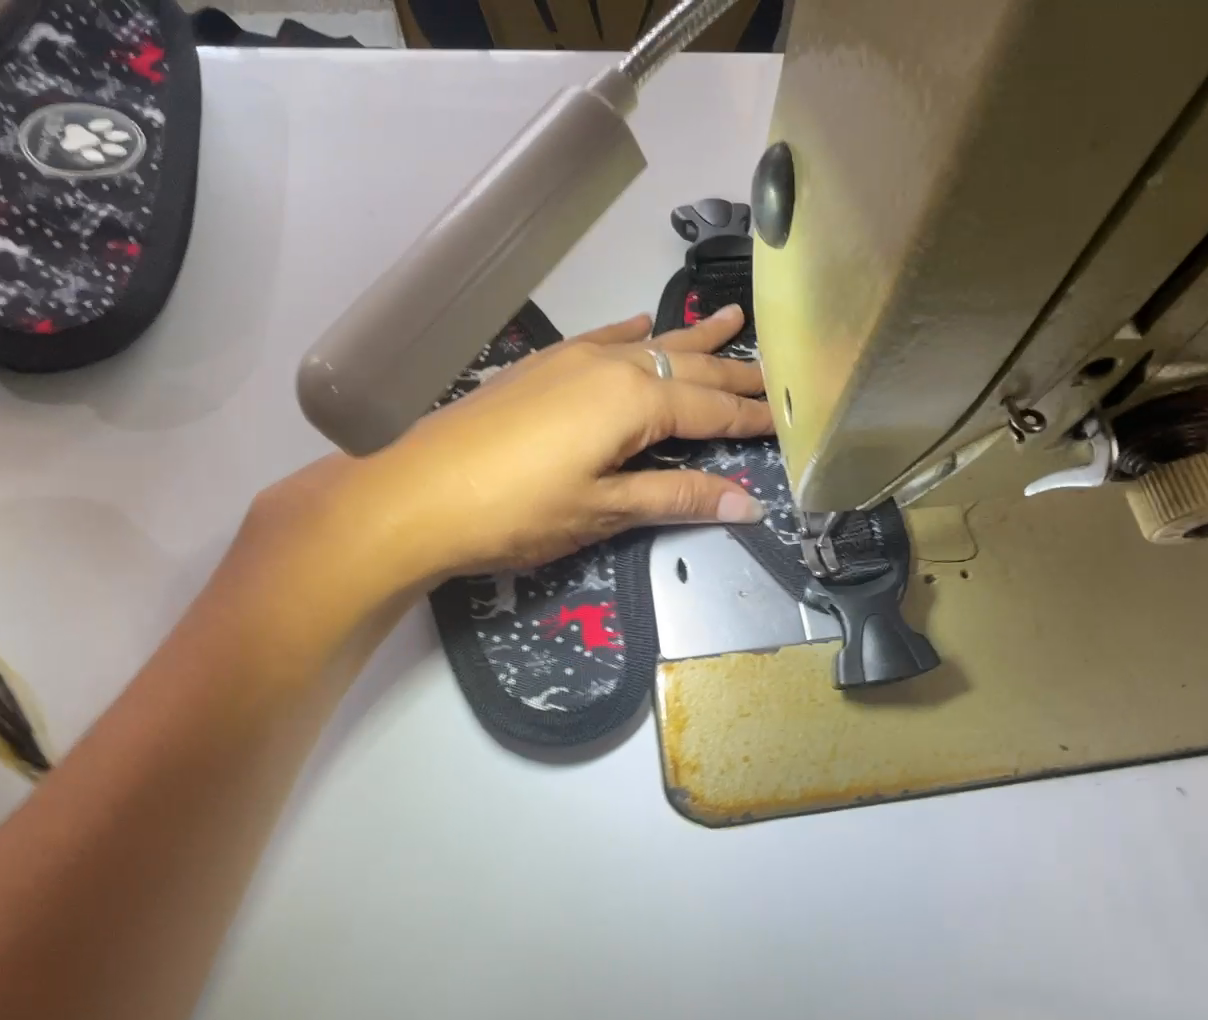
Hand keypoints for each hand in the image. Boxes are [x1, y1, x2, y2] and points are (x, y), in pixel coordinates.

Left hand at [251, 304, 772, 591]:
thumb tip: (748, 504)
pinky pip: (603, 339)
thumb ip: (676, 497)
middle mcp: (610, 366)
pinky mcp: (542, 365)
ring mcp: (572, 359)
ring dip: (692, 338)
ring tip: (733, 321)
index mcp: (635, 401)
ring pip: (649, 345)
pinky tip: (643, 323)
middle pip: (688, 367)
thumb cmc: (516, 510)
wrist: (416, 493)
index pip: (711, 409)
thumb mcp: (603, 510)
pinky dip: (632, 333)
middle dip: (735, 372)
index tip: (791, 418)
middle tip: (779, 372)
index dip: (752, 417)